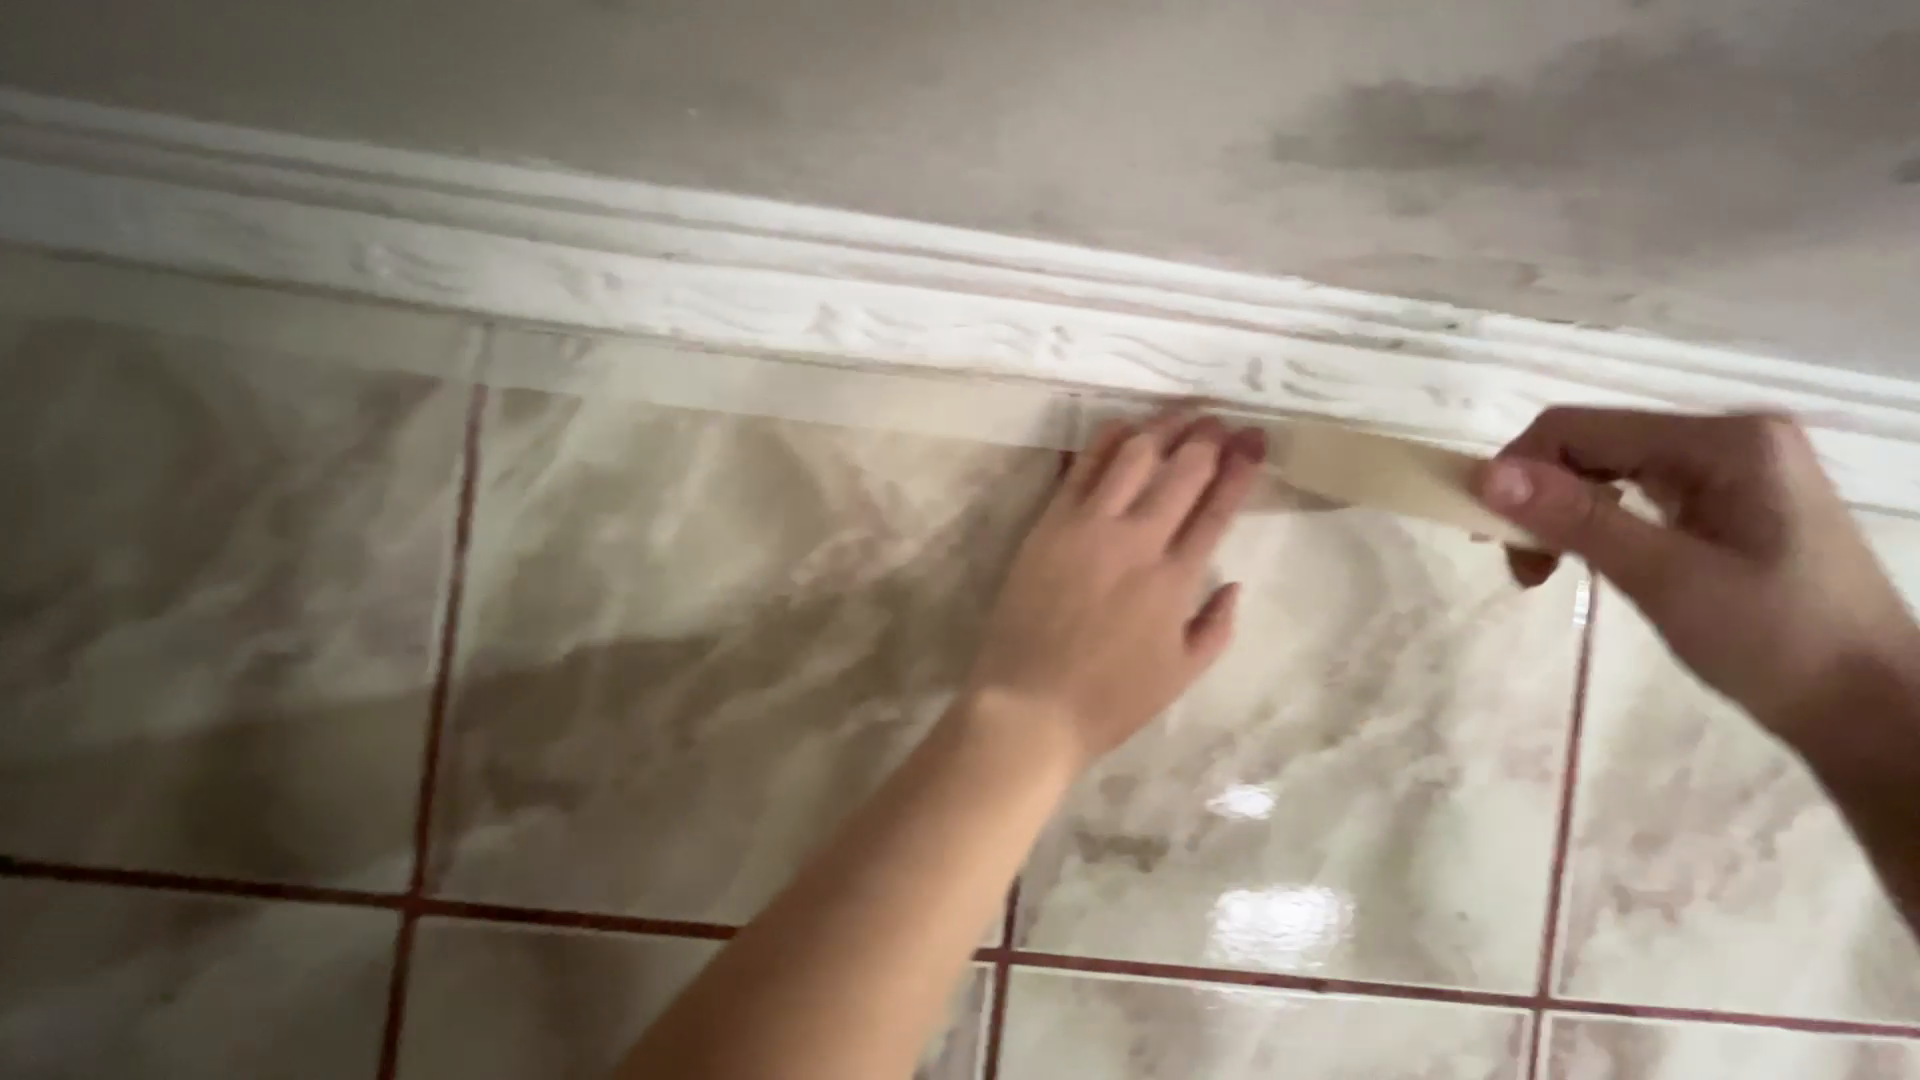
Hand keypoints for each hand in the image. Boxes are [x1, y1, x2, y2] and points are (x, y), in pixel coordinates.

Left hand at [963, 406, 1267, 766]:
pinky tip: (1122, 426)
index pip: (1216, 507)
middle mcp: (1136, 541)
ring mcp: (1087, 526)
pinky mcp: (1048, 524)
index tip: (1255, 439)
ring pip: (1132, 456)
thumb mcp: (1180, 675)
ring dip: (1161, 427)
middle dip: (1208, 437)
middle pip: (1180, 470)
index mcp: (1175, 580)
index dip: (1240, 468)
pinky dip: (1104, 441)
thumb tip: (1233, 583)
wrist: (1028, 705)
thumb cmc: (1108, 700)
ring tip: (1180, 413)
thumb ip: (1216, 626)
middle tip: (1221, 418)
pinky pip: (1080, 469)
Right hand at [1475, 407, 1919, 741]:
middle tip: (1519, 565)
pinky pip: (1629, 495)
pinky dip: (1589, 526)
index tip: (1490, 537)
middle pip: (1588, 446)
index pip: (1579, 429)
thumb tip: (1484, 476)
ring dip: (1556, 516)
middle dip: (1536, 500)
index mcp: (1723, 442)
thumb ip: (1576, 519)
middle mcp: (1724, 439)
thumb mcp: (1665, 578)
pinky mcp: (1722, 502)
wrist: (1872, 707)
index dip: (1518, 472)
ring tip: (1541, 572)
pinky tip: (1581, 560)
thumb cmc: (1776, 641)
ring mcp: (1727, 469)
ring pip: (1601, 472)